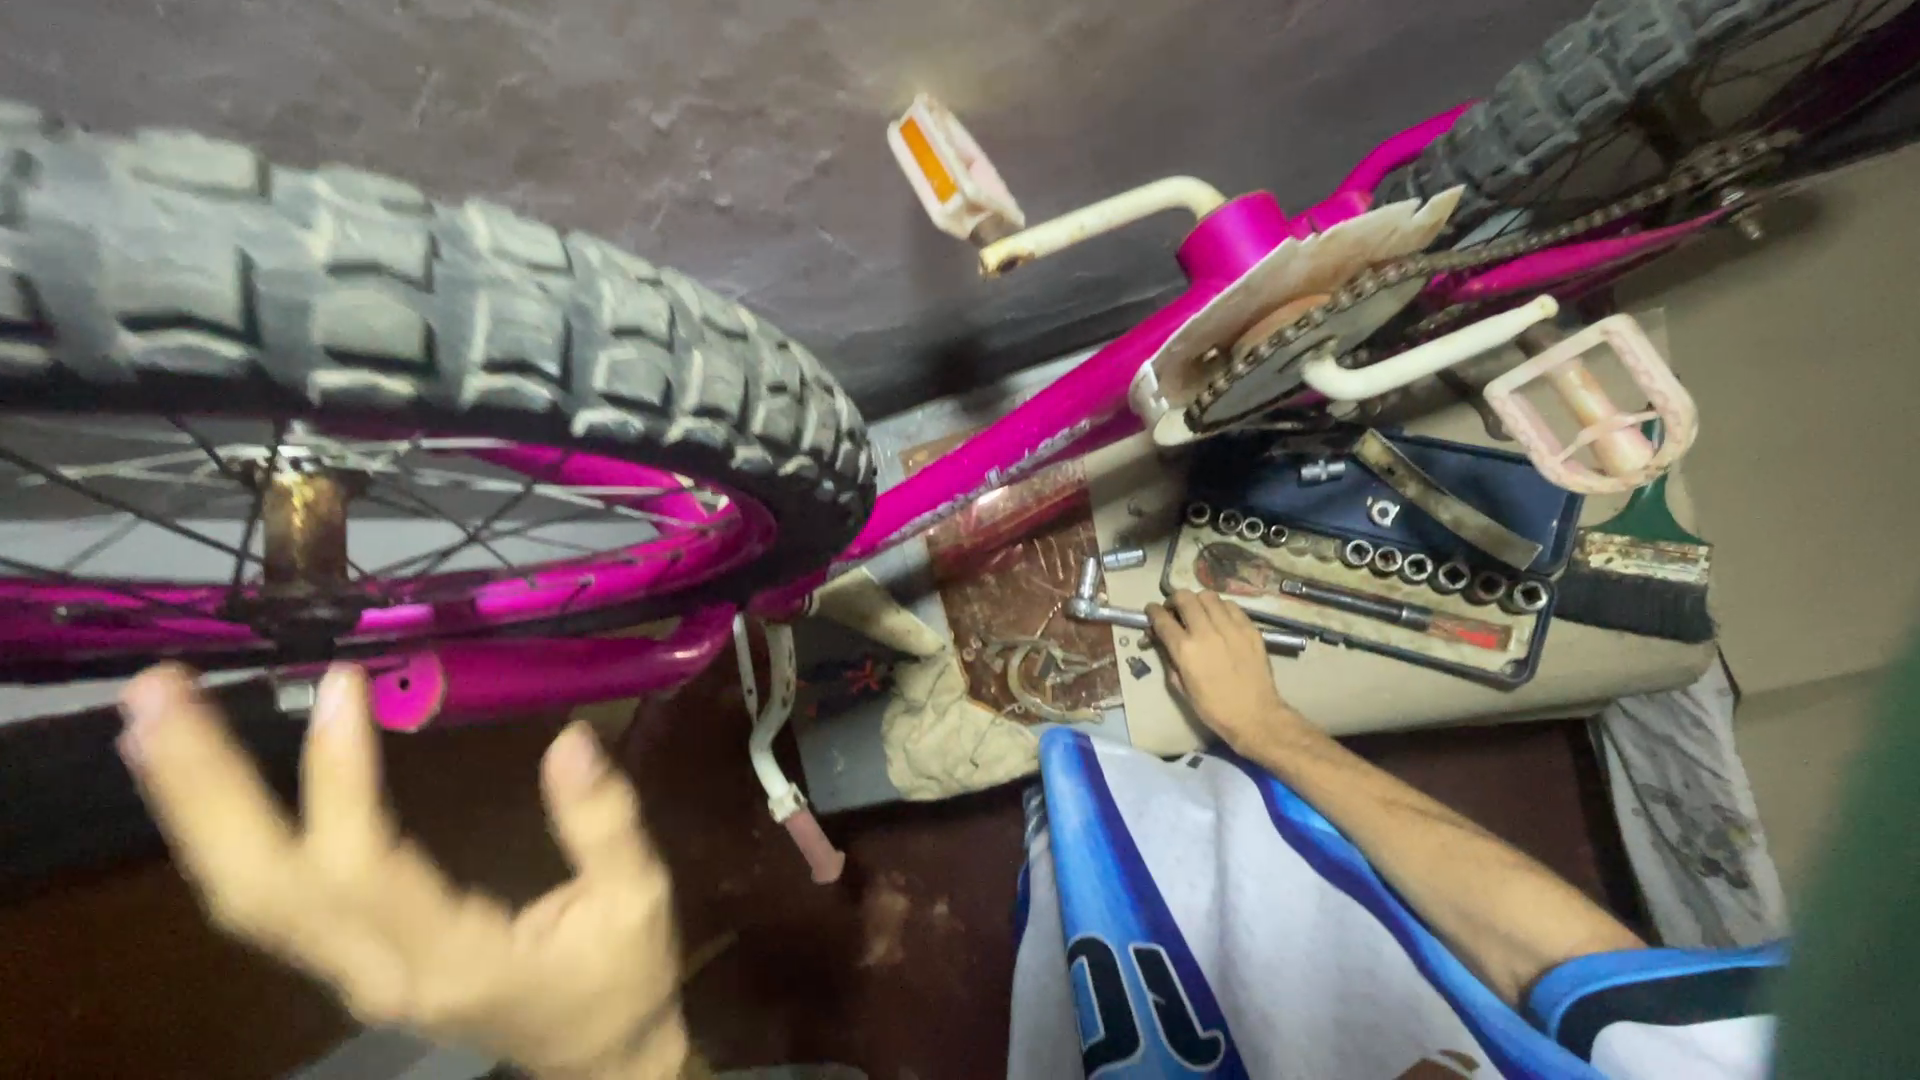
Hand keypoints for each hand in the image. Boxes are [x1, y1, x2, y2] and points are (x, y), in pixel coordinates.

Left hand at [117, 664, 688, 1079]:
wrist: (598, 1056)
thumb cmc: (621, 974)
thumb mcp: (637, 895)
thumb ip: (605, 824)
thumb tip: (570, 739)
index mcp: (453, 958)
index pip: (365, 867)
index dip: (339, 778)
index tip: (343, 684)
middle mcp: (377, 972)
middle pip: (258, 888)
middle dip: (200, 790)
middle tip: (158, 695)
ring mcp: (352, 972)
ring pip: (243, 896)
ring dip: (192, 807)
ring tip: (156, 720)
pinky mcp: (351, 960)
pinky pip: (268, 899)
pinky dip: (224, 834)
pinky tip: (211, 784)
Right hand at [1146, 590, 1309, 753]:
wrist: (1255, 715)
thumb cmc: (1213, 707)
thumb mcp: (1180, 687)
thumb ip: (1168, 658)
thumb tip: (1161, 639)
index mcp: (1185, 649)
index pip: (1162, 618)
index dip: (1152, 611)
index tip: (1152, 611)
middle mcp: (1206, 632)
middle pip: (1184, 597)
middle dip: (1174, 600)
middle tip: (1175, 610)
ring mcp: (1231, 628)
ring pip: (1208, 596)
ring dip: (1198, 601)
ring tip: (1199, 612)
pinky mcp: (1250, 628)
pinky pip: (1231, 606)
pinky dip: (1220, 608)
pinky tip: (1220, 619)